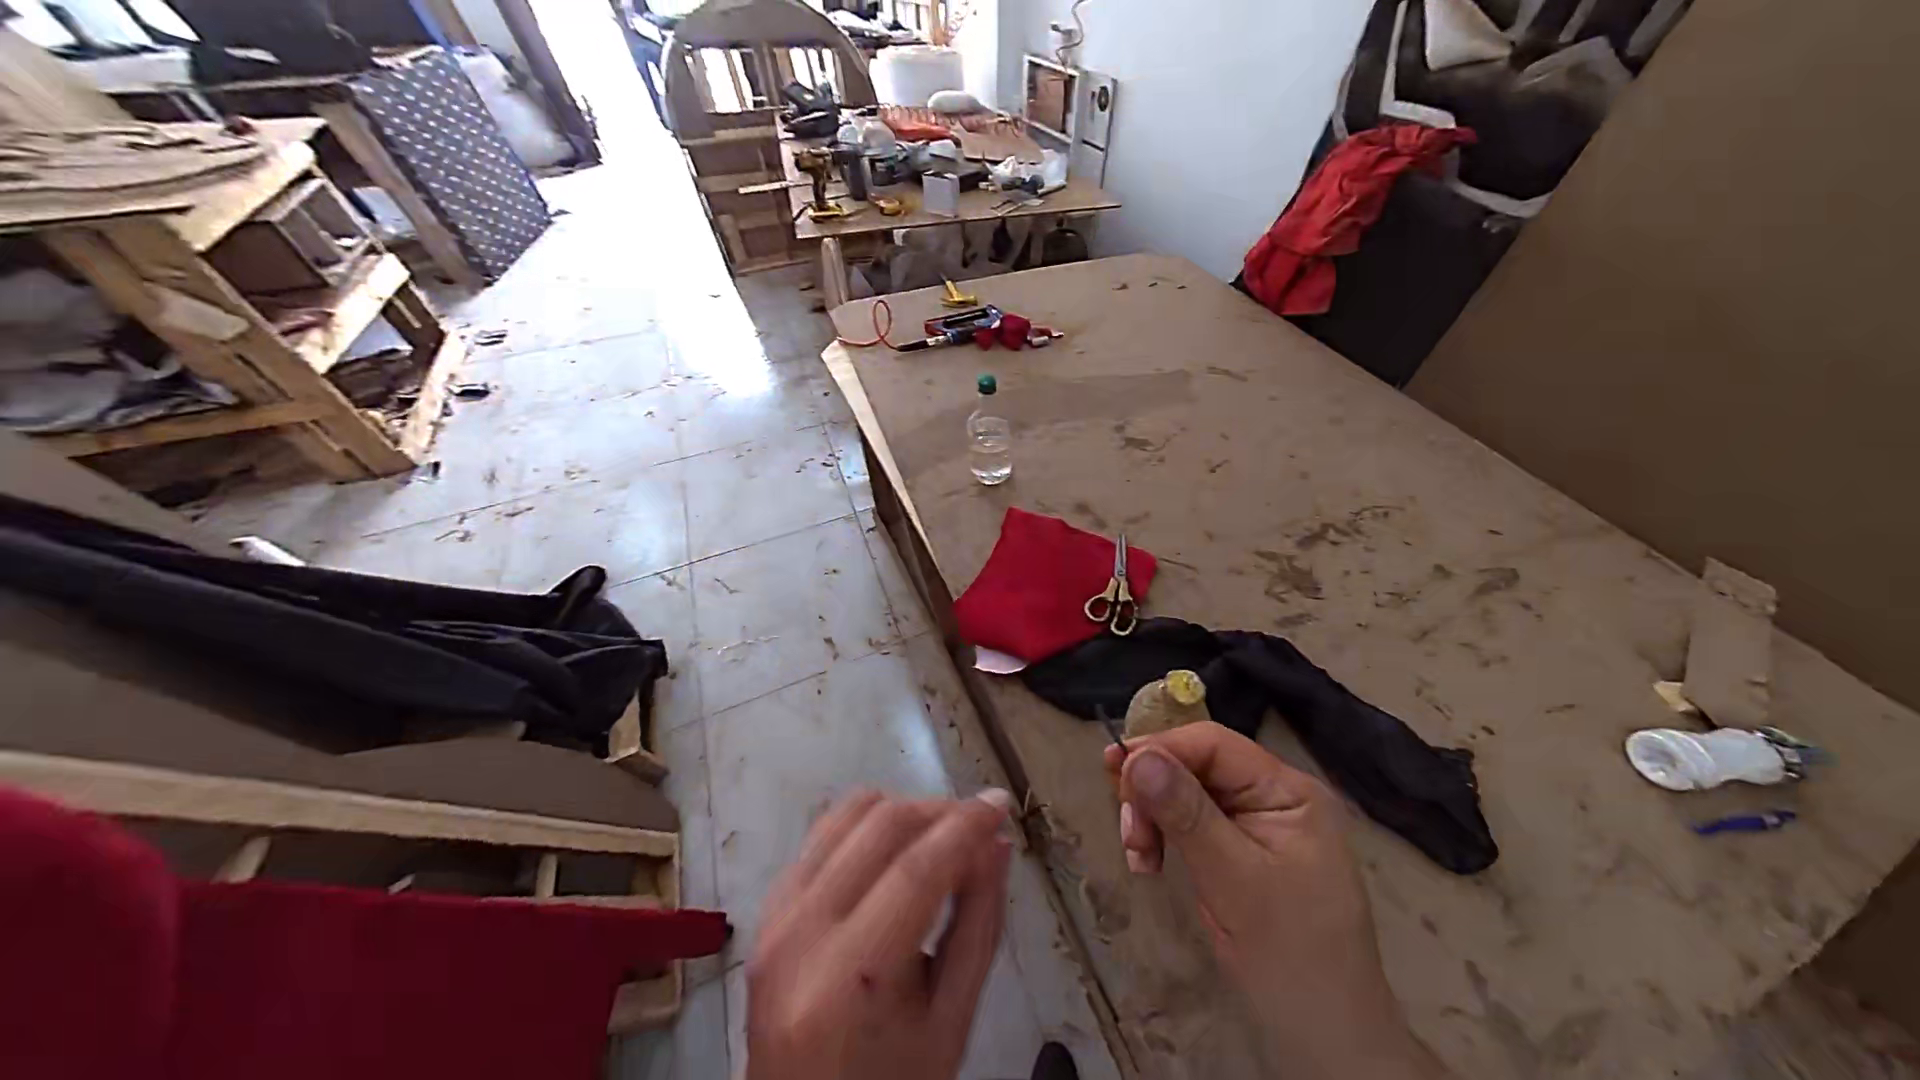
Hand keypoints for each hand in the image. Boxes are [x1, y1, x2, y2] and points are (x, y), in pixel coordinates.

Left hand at [746, 790, 1014, 1079]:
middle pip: (880, 828)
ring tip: (940, 836)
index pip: (916, 870)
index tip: (999, 805)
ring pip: (848, 815)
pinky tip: (894, 851)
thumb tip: (995, 843)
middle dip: (938, 812)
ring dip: (903, 811)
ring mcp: (775, 916)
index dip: (965, 826)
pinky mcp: (767, 908)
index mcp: (850, 978)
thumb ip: (978, 924)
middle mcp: (802, 932)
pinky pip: (822, 835)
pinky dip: (866, 827)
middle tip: (977, 825)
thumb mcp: (951, 1020)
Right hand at [1106, 723, 1447, 1079]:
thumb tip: (1137, 756)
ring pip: (1181, 792)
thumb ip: (1186, 813)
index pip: (1213, 744)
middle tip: (1130, 834)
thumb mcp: (1234, 880)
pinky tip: (1149, 862)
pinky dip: (1160, 836)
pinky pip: (1184, 821)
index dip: (1162, 750)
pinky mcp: (1233, 848)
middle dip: (1152, 792)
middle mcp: (1270, 795)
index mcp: (1287, 791)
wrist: (1325, 1039)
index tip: (1116, 774)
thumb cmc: (1291, 956)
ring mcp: (1252, 822)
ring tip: (1139, 857)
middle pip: (1192, 765)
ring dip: (1150, 817)